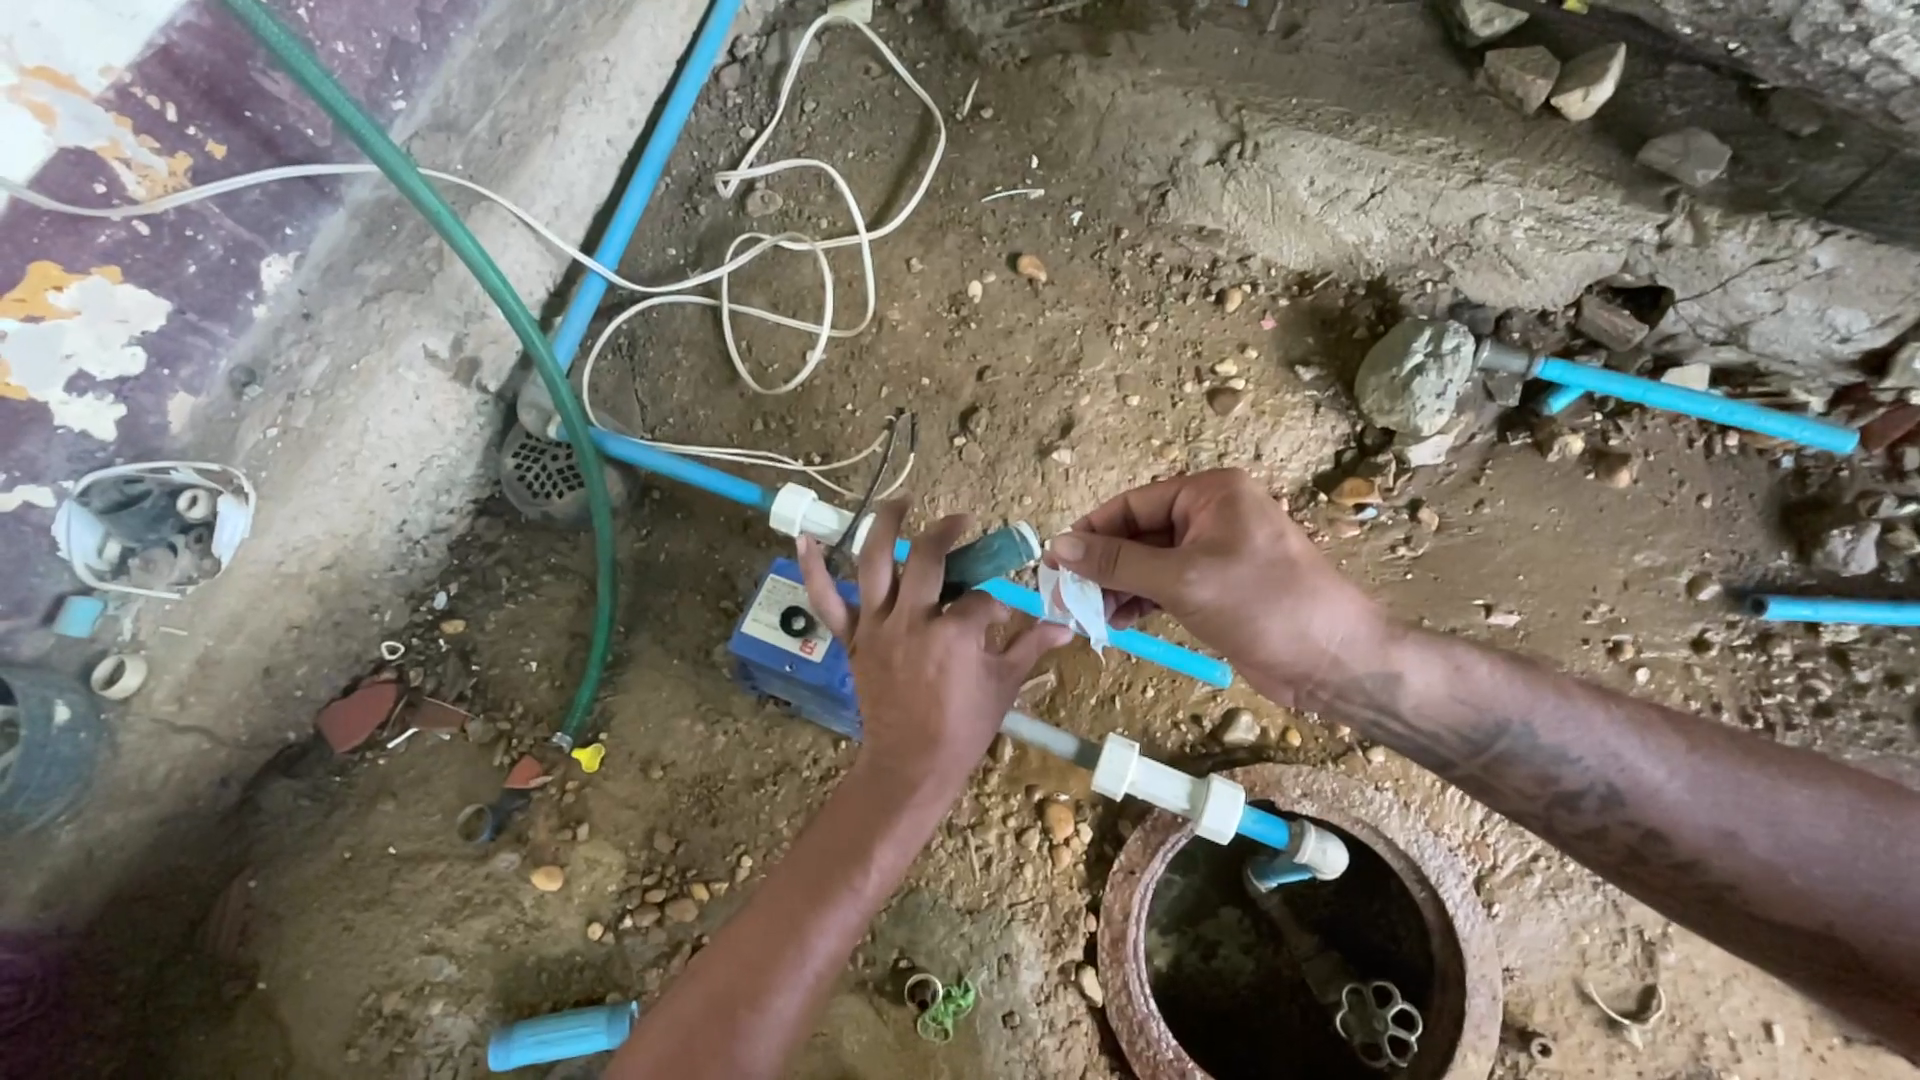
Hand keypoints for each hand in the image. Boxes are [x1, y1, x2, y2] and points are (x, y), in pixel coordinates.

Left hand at [797, 500, 1071, 787]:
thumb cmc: (964, 728)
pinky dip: (813, 570)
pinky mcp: (852, 640)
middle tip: (960, 522)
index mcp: (955, 633)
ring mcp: (877, 627)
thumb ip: (1031, 646)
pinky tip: (805, 539)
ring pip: (874, 563)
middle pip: (927, 558)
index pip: (980, 598)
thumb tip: (1065, 625)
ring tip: (899, 501)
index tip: (996, 619)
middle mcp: (912, 620)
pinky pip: (827, 602)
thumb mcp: (1004, 684)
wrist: (912, 764)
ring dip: (885, 525)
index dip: (992, 605)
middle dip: (947, 533)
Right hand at [1044, 469, 1386, 706]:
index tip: (1055, 562)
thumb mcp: (1183, 579)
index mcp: (1210, 493)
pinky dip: (1140, 603)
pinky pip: (1165, 587)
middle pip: (1138, 534)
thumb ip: (1118, 562)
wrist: (1333, 661)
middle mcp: (1211, 516)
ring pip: (1149, 564)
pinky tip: (1117, 623)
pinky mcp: (1217, 589)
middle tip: (1066, 596)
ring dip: (1117, 588)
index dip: (1091, 532)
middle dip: (1103, 566)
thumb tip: (1059, 547)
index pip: (1133, 504)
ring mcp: (1215, 554)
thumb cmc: (1264, 604)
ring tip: (1088, 617)